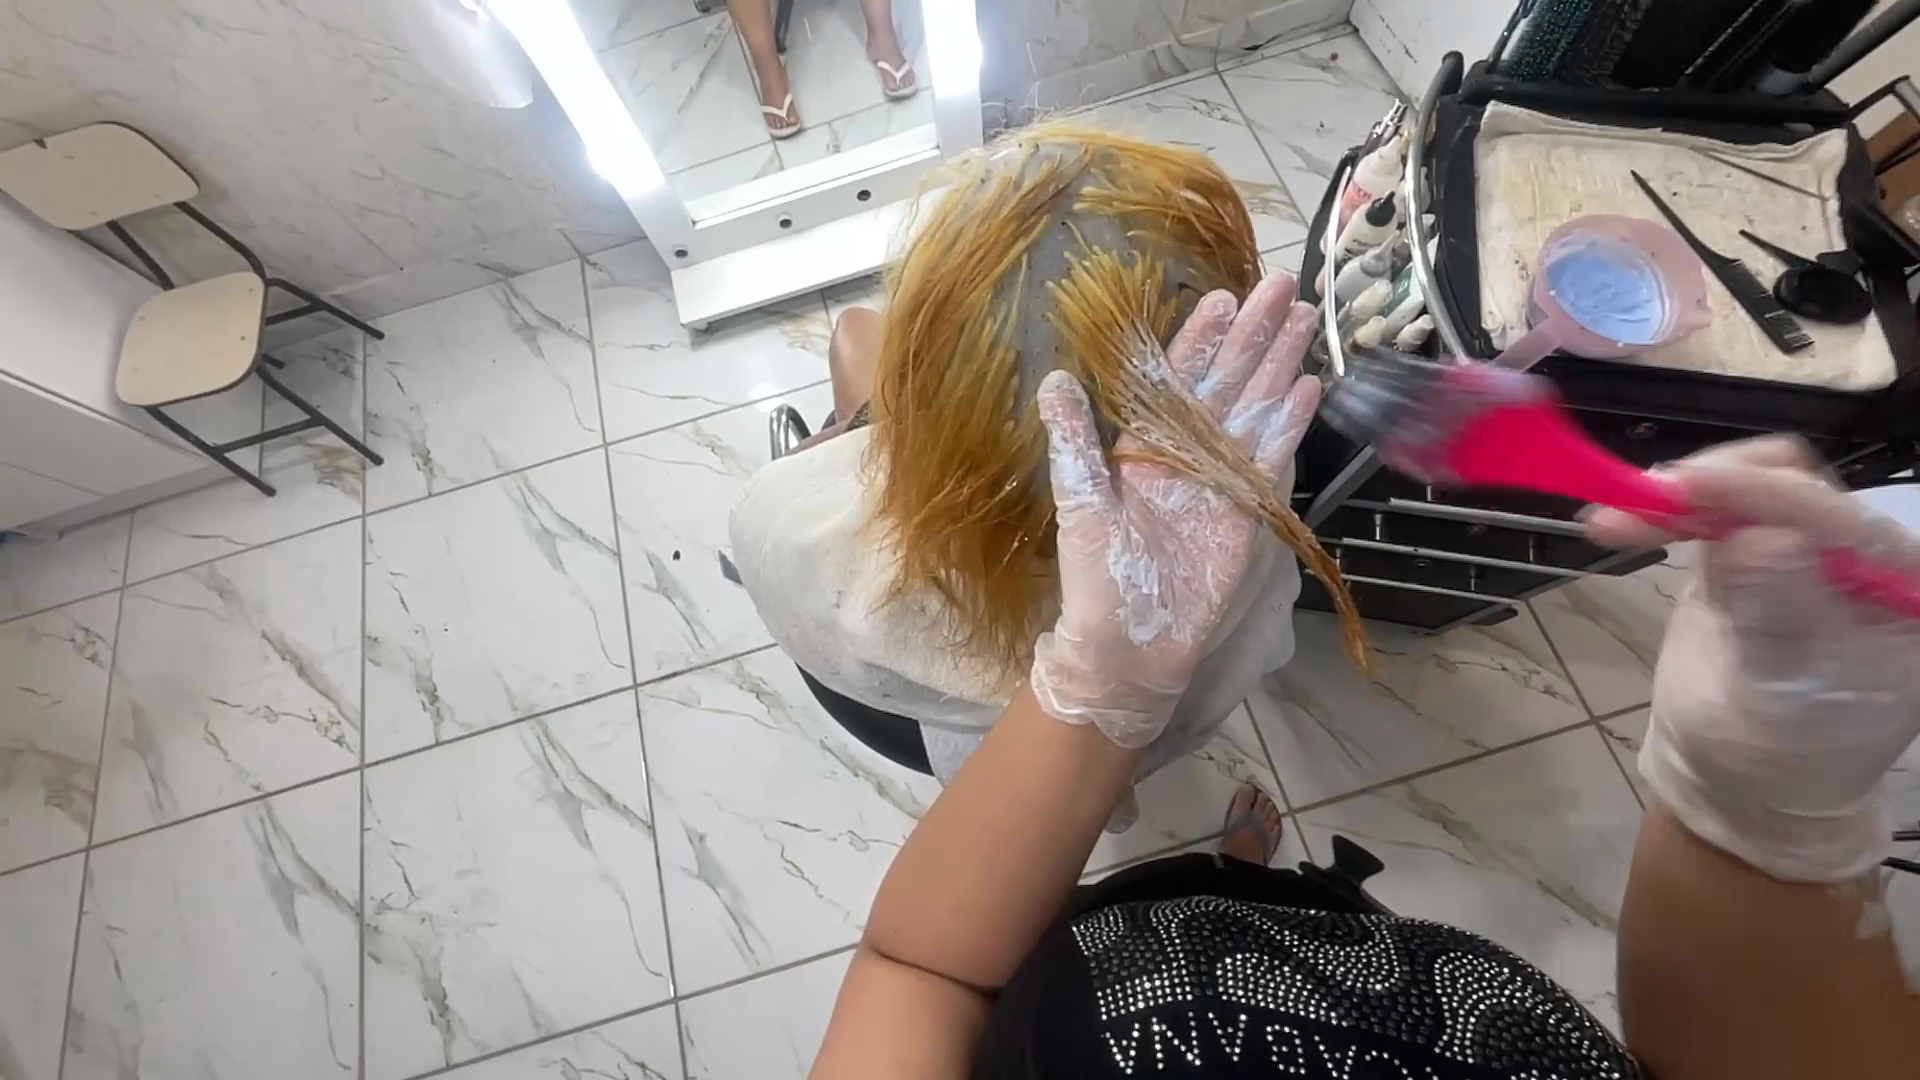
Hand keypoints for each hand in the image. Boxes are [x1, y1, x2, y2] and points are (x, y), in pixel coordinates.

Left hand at [1030, 274, 1321, 747]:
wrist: (1130, 640)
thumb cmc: (1098, 573)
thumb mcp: (1080, 501)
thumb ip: (1073, 440)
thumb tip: (1054, 377)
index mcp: (1143, 447)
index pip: (1175, 380)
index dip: (1199, 340)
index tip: (1220, 297)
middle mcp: (1185, 454)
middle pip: (1224, 384)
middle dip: (1251, 337)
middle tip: (1279, 286)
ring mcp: (1220, 480)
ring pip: (1254, 410)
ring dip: (1277, 366)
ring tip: (1302, 320)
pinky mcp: (1247, 510)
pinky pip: (1271, 459)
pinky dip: (1289, 424)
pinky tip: (1308, 385)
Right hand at [1586, 437, 1919, 881]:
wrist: (1737, 775)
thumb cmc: (1784, 746)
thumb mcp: (1790, 687)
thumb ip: (1781, 610)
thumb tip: (1759, 538)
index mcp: (1898, 587)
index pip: (1832, 518)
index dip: (1760, 494)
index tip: (1683, 484)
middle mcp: (1853, 562)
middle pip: (1789, 487)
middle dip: (1713, 483)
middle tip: (1639, 498)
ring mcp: (1789, 560)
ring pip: (1739, 494)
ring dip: (1673, 496)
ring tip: (1611, 515)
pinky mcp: (1734, 566)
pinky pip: (1701, 521)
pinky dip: (1655, 515)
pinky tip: (1614, 525)